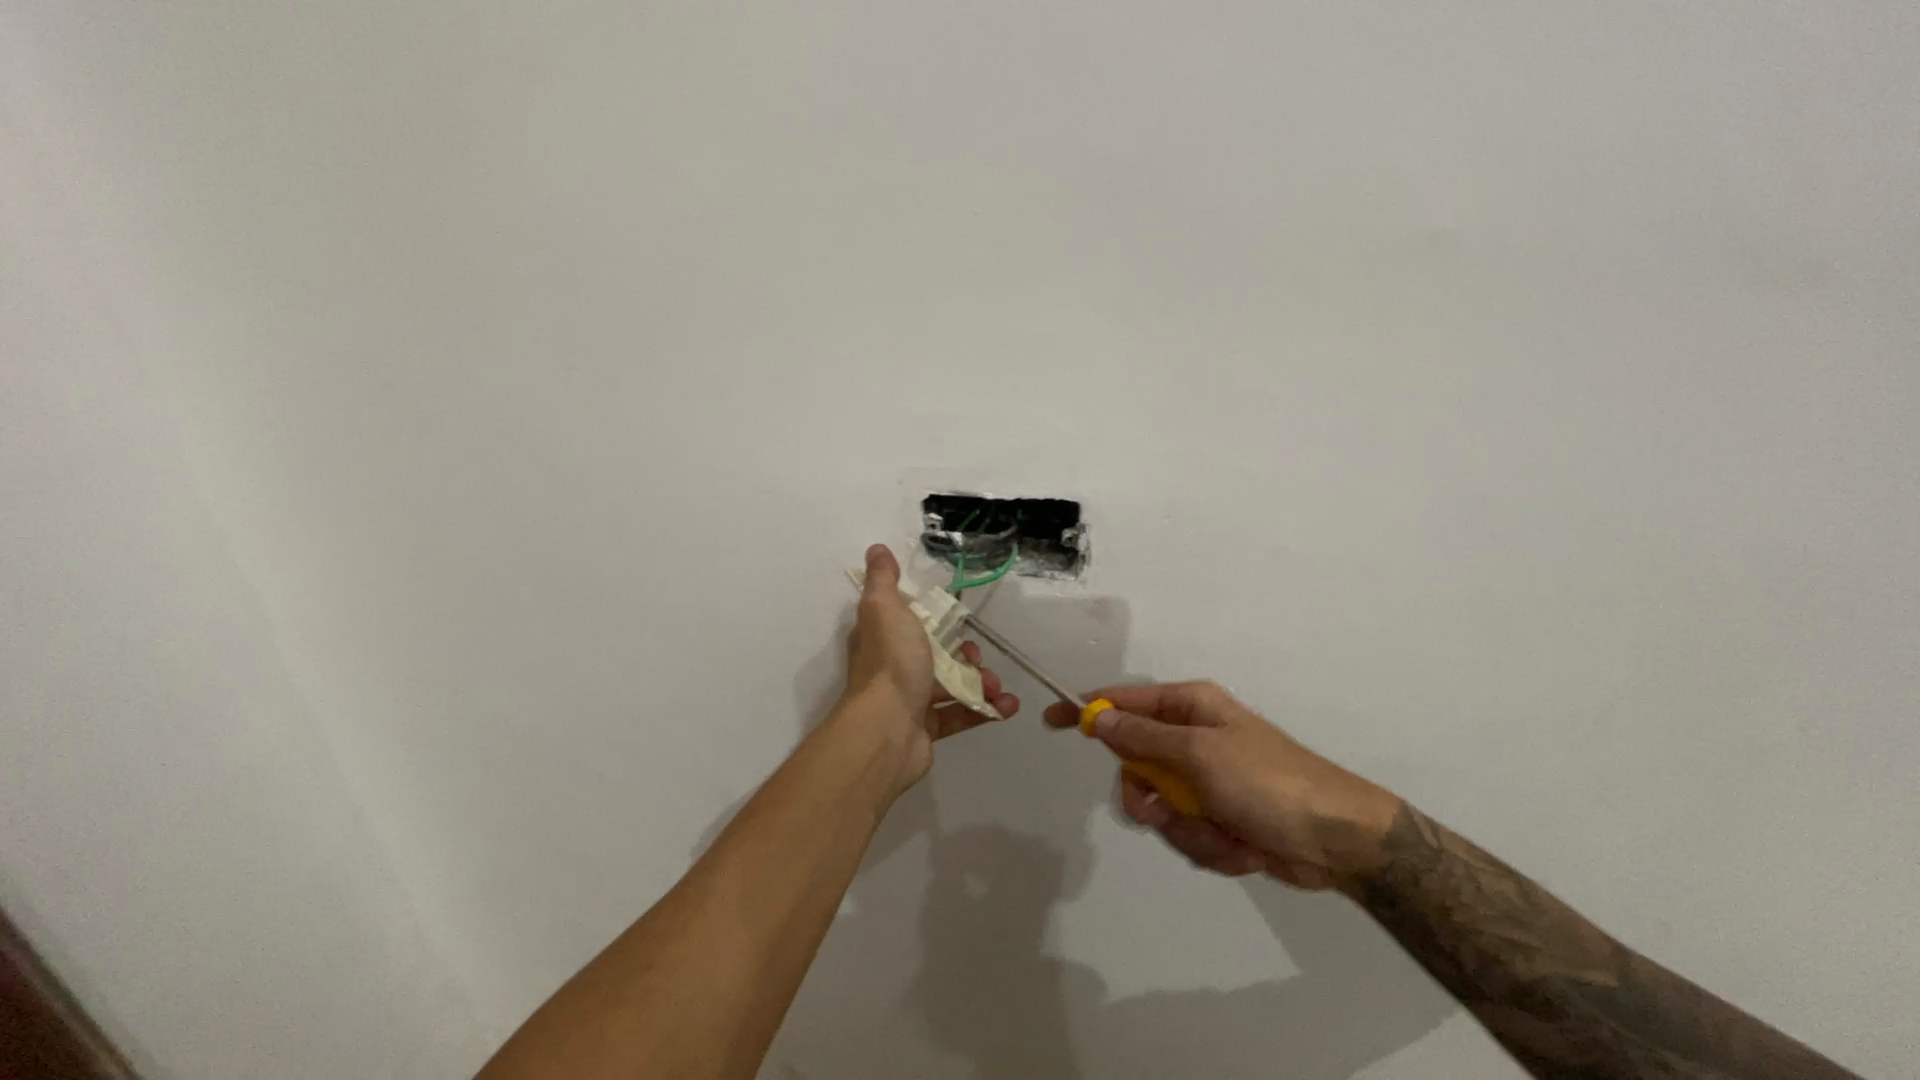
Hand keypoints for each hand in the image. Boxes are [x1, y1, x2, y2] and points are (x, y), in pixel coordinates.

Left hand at [840, 545, 1019, 795]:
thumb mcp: (884, 608)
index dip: (936, 620)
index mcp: (881, 639)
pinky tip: (1006, 707)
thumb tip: (877, 550)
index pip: (909, 622)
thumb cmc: (890, 663)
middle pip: (935, 655)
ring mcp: (908, 701)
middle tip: (978, 659)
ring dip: (981, 683)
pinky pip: (960, 716)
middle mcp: (892, 668)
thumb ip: (883, 580)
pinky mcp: (925, 730)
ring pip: (950, 686)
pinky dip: (985, 710)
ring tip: (996, 688)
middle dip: (966, 655)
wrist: (887, 730)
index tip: (958, 621)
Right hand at [1044, 681, 1399, 890]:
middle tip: (1163, 808)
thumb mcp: (1199, 754)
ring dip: (1185, 829)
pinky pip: (1185, 833)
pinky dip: (1209, 846)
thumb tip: (1098, 715)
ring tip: (1224, 833)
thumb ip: (1142, 737)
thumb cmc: (1267, 781)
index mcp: (1191, 708)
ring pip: (1157, 807)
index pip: (1124, 702)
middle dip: (1148, 796)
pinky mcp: (1218, 818)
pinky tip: (1241, 847)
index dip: (1087, 710)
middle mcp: (1193, 740)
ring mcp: (1206, 782)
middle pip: (1134, 764)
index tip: (1051, 720)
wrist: (1336, 840)